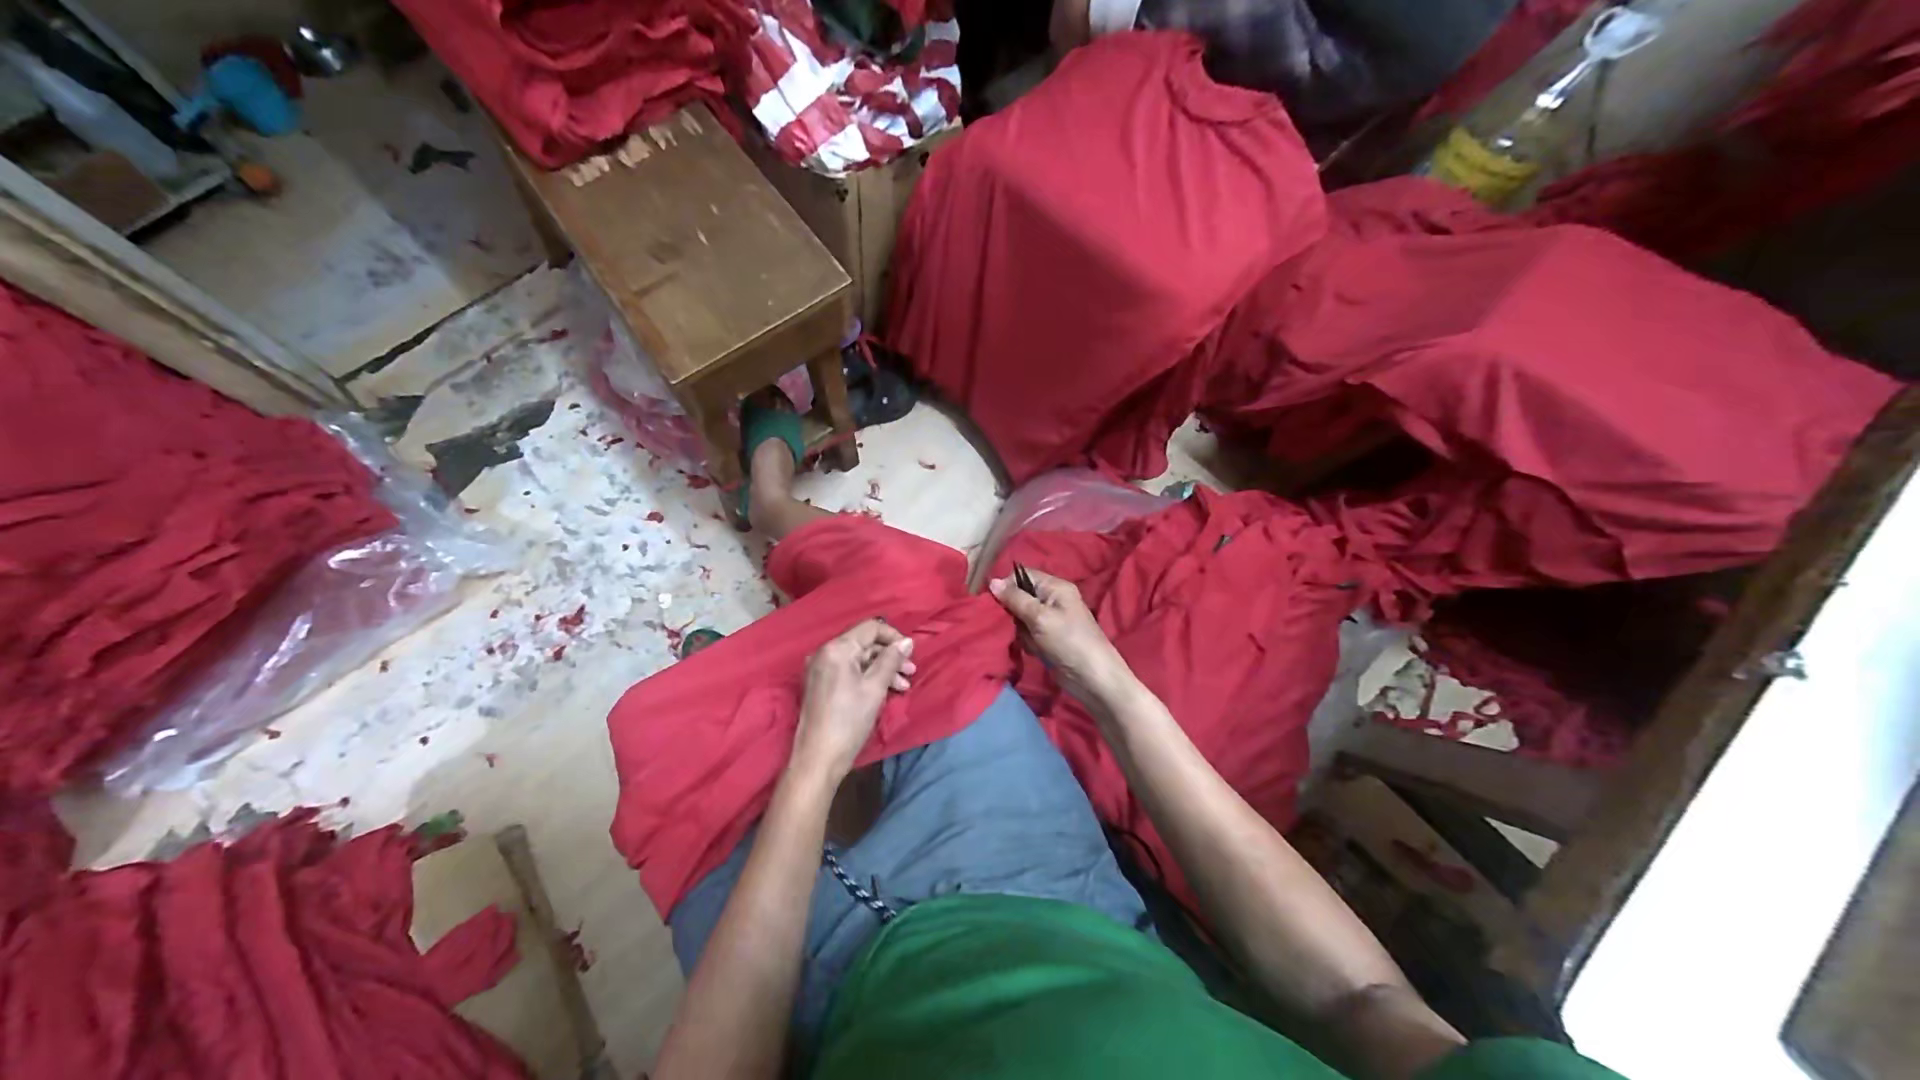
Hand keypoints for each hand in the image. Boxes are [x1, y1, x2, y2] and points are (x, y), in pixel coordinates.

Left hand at [790, 618, 915, 783]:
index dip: (894, 637)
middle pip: (864, 644)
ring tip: (902, 687)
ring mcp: (819, 669)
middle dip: (890, 656)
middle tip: (911, 673)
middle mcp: (824, 652)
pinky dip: (867, 677)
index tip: (911, 654)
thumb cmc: (849, 721)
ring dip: (882, 669)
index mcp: (836, 648)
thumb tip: (906, 642)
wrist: (818, 758)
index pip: (871, 627)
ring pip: (858, 659)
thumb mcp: (875, 688)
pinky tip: (884, 691)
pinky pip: (848, 671)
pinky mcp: (820, 684)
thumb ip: (891, 660)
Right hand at [989, 568, 1134, 710]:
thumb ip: (1015, 599)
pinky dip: (1028, 642)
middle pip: (1020, 597)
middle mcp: (1053, 599)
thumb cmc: (1067, 641)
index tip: (995, 602)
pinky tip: (1035, 651)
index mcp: (1056, 587)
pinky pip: (1028, 633)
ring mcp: (1051, 619)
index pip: (1023, 575)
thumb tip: (992, 582)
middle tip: (1017, 625)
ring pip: (1021, 618)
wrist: (1091, 677)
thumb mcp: (1039, 617)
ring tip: (1031, 641)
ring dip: (1021, 631)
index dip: (1008, 586)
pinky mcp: (1048, 637)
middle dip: (1014, 612)